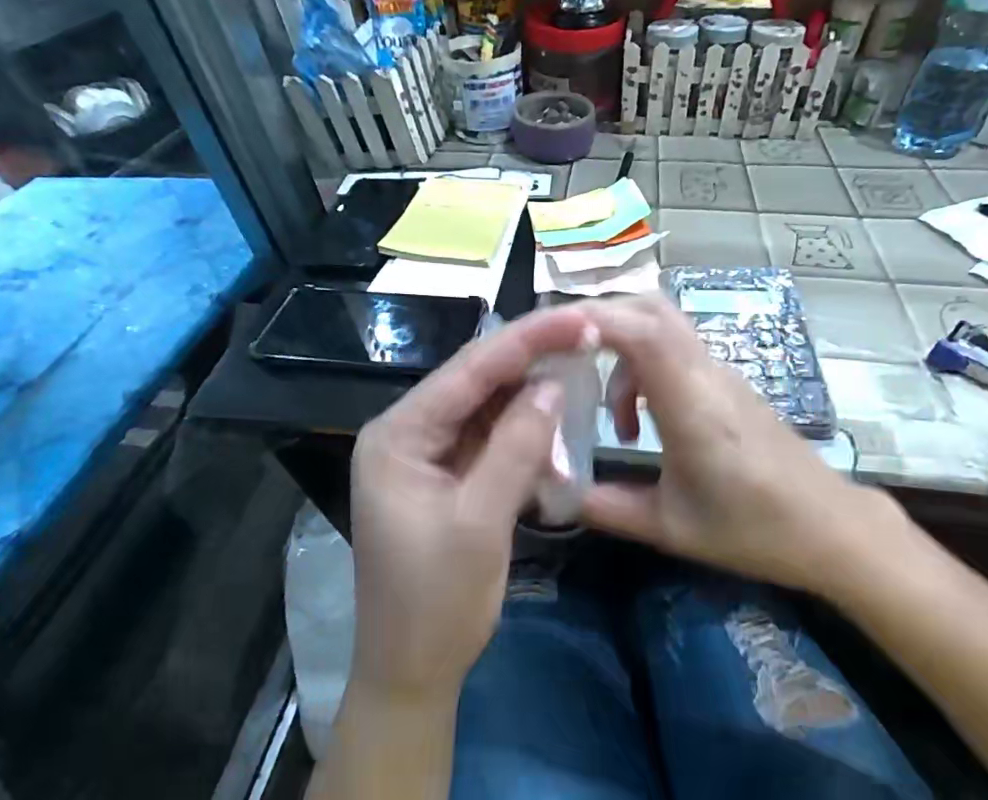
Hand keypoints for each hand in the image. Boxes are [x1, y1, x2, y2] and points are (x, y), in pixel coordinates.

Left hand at [346, 306, 595, 701]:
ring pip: (490, 400)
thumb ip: (516, 446)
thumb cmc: (437, 601)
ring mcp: (431, 450)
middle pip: (478, 377)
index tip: (579, 317)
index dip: (528, 339)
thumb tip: (554, 384)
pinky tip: (561, 408)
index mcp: (398, 436)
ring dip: (535, 385)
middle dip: (533, 353)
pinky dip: (529, 421)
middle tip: (589, 330)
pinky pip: (495, 430)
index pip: (469, 370)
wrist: (413, 671)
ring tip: (582, 357)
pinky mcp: (453, 470)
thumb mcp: (480, 522)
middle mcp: (409, 431)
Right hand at [578, 295, 906, 595]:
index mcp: (692, 403)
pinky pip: (678, 349)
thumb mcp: (671, 527)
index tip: (551, 340)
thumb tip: (553, 492)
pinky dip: (644, 365)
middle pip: (652, 308)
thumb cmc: (753, 529)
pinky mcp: (729, 382)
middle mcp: (707, 373)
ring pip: (664, 325)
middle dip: (599, 319)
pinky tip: (638, 420)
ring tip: (605, 412)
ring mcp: (722, 373)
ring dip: (622, 347)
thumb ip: (609, 506)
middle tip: (562, 356)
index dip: (593, 322)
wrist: (827, 524)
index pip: (642, 332)